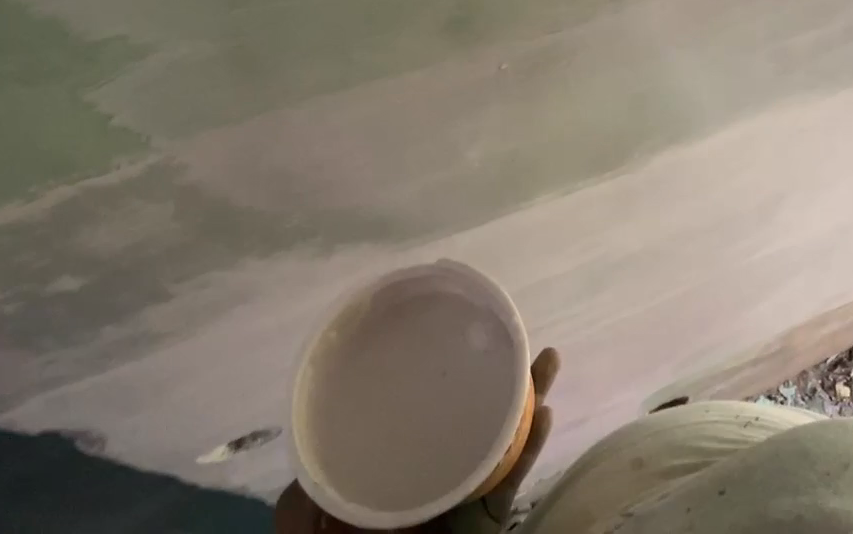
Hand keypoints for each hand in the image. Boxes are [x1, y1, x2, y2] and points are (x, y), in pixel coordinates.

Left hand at [274, 348, 561, 533]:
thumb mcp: (310, 531)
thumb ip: (304, 501)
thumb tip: (310, 450)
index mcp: (403, 467)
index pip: (426, 414)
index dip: (445, 377)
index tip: (458, 338)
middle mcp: (440, 471)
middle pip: (475, 414)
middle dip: (502, 376)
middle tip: (518, 339)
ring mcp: (469, 494)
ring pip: (504, 437)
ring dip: (530, 397)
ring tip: (547, 360)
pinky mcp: (490, 518)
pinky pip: (514, 479)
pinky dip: (531, 447)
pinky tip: (544, 415)